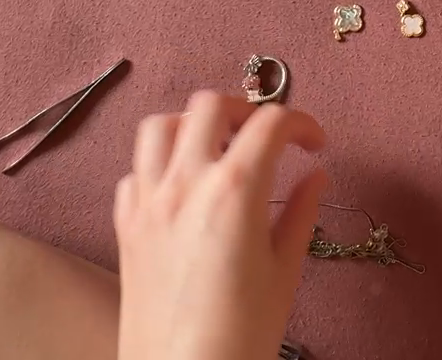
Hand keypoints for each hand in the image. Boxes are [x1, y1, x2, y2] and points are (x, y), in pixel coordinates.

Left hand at [115, 92, 327, 359]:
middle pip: (210, 104)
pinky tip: (180, 187)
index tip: (314, 143)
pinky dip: (158, 166)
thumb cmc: (242, 336)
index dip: (301, 122)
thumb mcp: (285, 271)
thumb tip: (317, 174)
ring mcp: (149, 202)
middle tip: (265, 137)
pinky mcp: (124, 228)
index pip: (271, 122)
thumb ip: (302, 211)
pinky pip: (134, 172)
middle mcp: (186, 182)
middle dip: (244, 109)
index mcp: (235, 188)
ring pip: (160, 125)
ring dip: (192, 125)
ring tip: (217, 148)